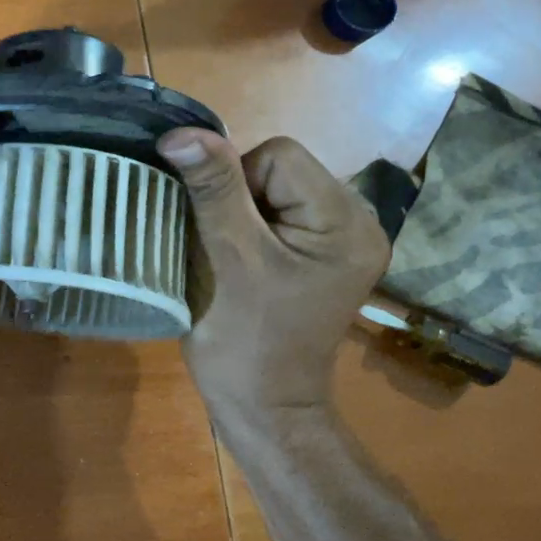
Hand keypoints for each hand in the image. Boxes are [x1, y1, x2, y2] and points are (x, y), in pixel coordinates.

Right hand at [157, 129, 389, 421]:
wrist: (263, 407)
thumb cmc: (243, 339)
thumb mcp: (227, 258)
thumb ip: (213, 190)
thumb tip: (183, 134)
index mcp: (346, 221)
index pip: (277, 156)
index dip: (233, 185)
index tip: (222, 236)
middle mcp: (357, 221)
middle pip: (277, 169)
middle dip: (236, 200)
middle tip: (224, 251)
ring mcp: (341, 240)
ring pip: (271, 191)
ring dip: (237, 215)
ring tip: (231, 259)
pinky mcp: (322, 255)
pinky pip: (277, 214)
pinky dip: (248, 230)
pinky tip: (242, 263)